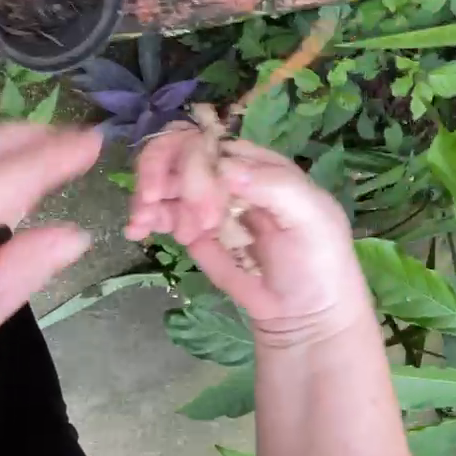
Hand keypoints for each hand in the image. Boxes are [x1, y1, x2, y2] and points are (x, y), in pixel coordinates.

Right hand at [127, 126, 373, 348]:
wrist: (303, 312)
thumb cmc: (318, 259)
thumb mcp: (312, 217)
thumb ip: (274, 186)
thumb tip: (225, 167)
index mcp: (253, 162)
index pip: (210, 144)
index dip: (194, 166)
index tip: (202, 211)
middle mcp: (224, 174)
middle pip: (176, 153)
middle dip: (158, 172)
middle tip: (152, 201)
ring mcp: (203, 201)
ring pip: (162, 181)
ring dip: (145, 196)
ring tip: (141, 223)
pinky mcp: (190, 230)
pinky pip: (160, 213)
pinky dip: (144, 217)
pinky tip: (138, 231)